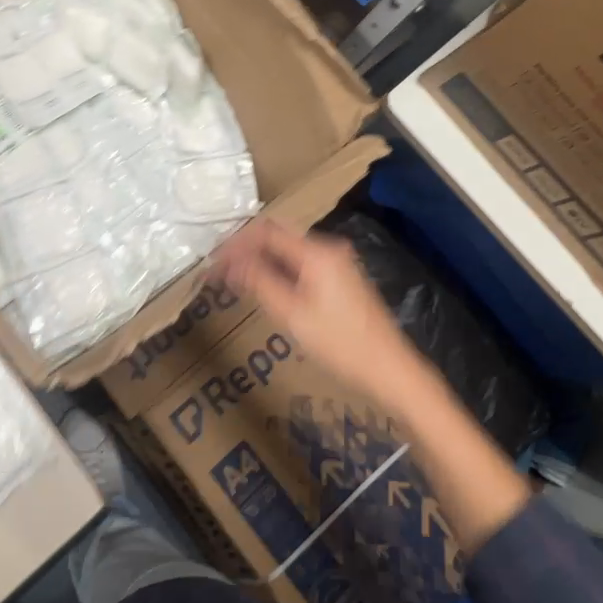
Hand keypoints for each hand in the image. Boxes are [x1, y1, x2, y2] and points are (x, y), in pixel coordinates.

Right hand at [214, 220, 424, 402]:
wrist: (390, 370)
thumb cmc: (340, 345)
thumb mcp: (292, 315)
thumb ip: (258, 282)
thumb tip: (228, 262)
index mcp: (316, 253)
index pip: (265, 232)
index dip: (235, 243)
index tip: (212, 259)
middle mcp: (328, 249)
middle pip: (277, 236)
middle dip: (246, 249)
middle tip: (218, 268)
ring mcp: (338, 262)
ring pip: (288, 250)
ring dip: (261, 259)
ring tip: (235, 278)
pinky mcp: (341, 278)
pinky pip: (301, 262)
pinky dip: (279, 269)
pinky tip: (265, 287)